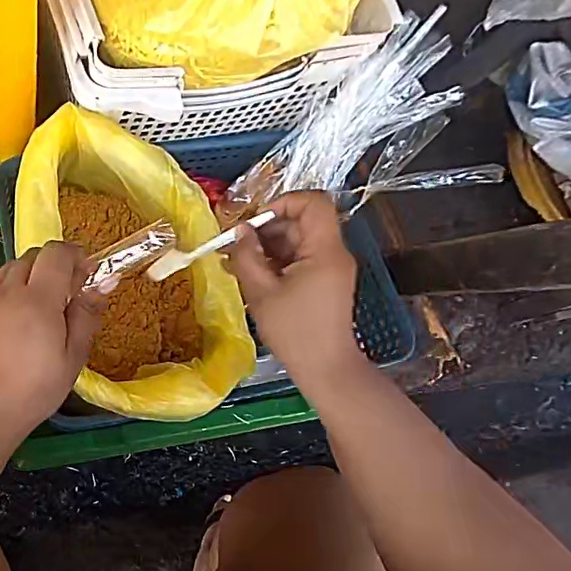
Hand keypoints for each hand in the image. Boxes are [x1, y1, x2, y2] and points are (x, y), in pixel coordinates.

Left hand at [0, 242, 103, 441]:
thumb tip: (102, 283)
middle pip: (35, 256)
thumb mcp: (73, 356)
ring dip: (34, 276)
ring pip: (14, 267)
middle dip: (56, 266)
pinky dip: (14, 289)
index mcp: (38, 300)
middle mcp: (8, 291)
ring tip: (44, 308)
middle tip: (69, 296)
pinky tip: (21, 319)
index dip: (77, 258)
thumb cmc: (35, 389)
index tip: (88, 276)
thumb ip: (86, 315)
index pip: (58, 254)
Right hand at [227, 191, 366, 383]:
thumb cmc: (295, 332)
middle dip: (268, 229)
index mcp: (325, 250)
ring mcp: (332, 269)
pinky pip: (302, 260)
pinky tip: (254, 276)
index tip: (254, 221)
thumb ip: (248, 256)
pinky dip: (278, 263)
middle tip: (237, 245)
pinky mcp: (326, 283)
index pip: (312, 202)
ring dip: (269, 247)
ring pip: (299, 242)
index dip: (282, 202)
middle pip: (302, 222)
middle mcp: (334, 253)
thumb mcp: (262, 293)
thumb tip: (240, 231)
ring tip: (238, 263)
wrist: (326, 368)